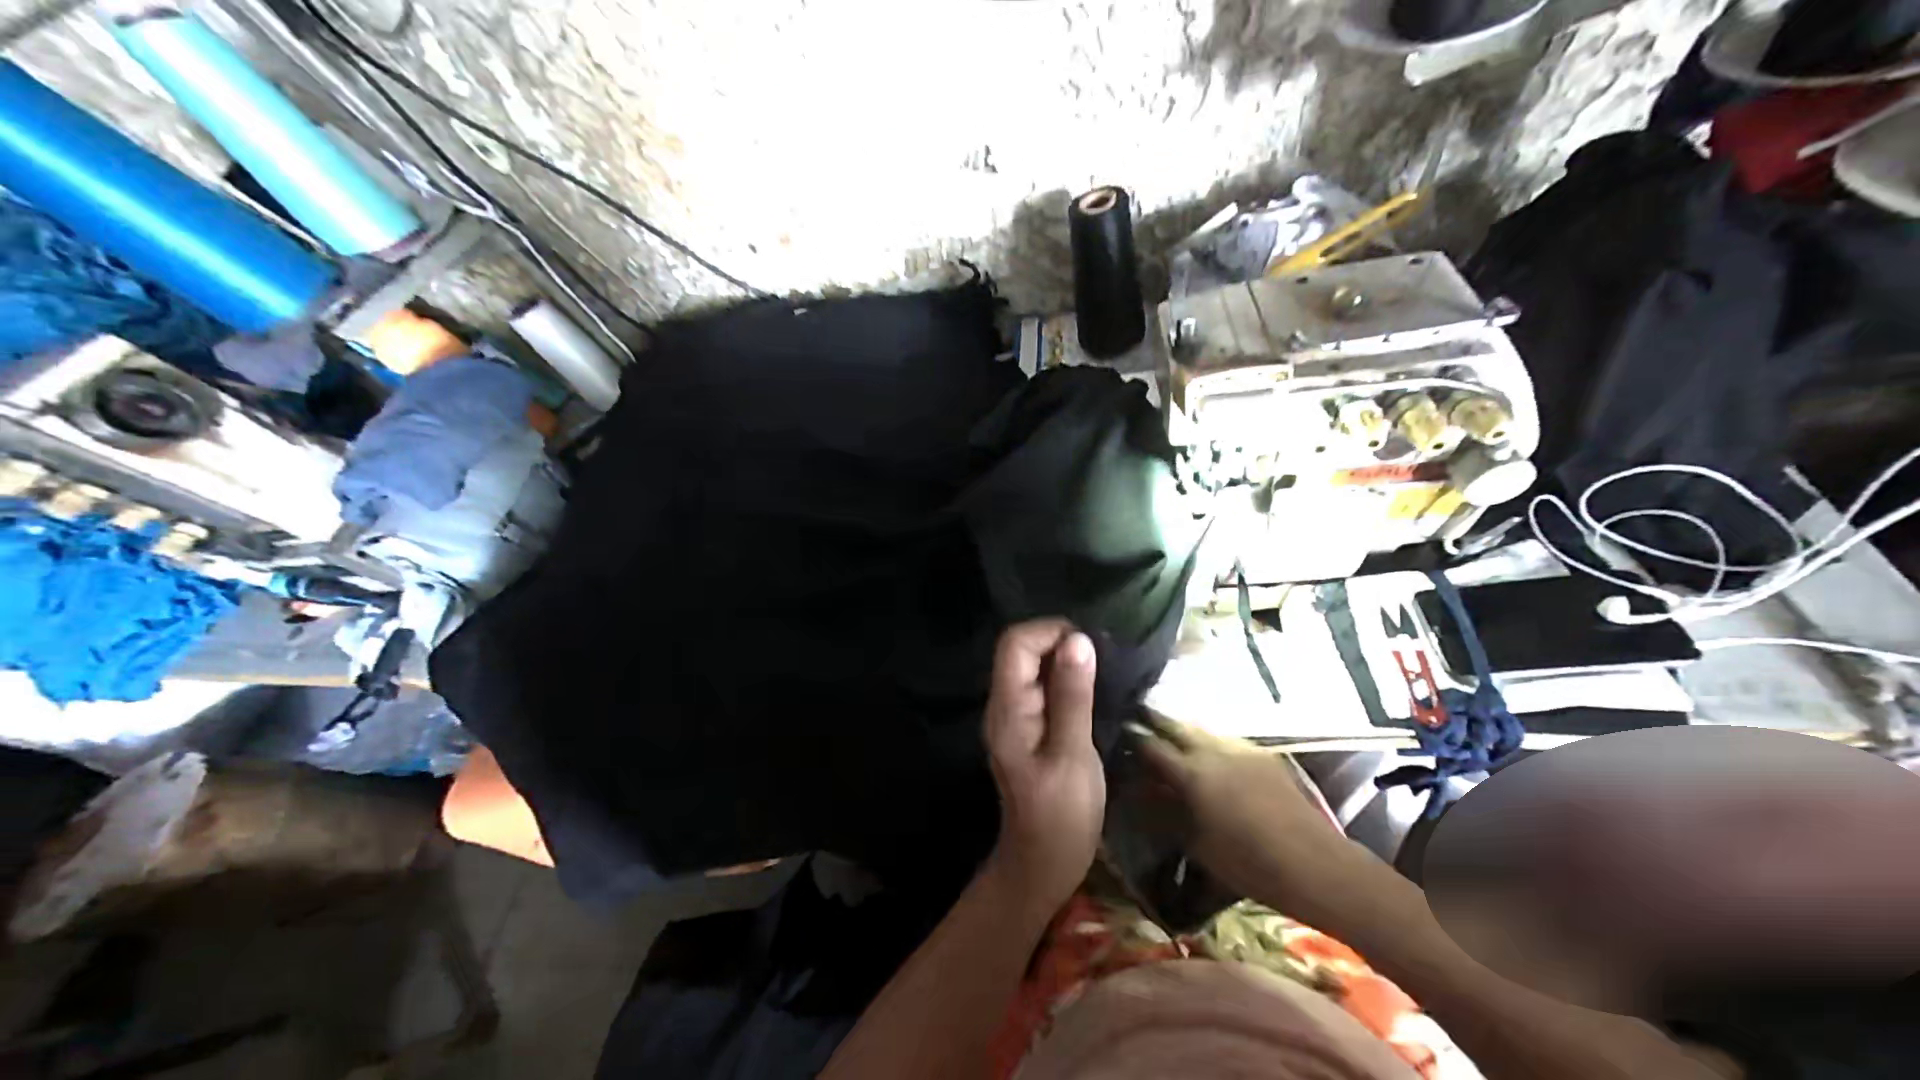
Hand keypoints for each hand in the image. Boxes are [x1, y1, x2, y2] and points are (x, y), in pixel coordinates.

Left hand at [982, 620, 1106, 914]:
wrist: (1042, 864)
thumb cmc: (1062, 816)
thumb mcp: (1073, 755)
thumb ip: (1072, 697)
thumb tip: (1078, 640)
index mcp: (1007, 710)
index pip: (1014, 644)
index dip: (1049, 631)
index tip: (1088, 645)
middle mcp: (1002, 706)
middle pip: (1020, 651)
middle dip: (1058, 643)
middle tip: (1101, 661)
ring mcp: (1013, 717)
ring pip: (1031, 667)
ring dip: (1063, 661)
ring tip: (1101, 674)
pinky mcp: (1027, 727)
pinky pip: (1041, 687)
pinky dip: (1064, 680)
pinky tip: (1089, 692)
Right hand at [1137, 719, 1368, 922]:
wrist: (1315, 864)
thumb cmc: (1248, 863)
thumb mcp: (1196, 843)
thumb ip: (1164, 812)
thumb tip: (1139, 792)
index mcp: (1191, 772)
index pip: (1150, 744)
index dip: (1131, 740)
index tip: (1119, 741)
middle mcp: (1214, 750)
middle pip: (1176, 726)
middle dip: (1157, 727)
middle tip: (1143, 733)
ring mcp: (1242, 749)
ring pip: (1203, 731)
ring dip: (1185, 734)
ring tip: (1176, 749)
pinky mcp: (1265, 756)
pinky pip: (1227, 742)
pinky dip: (1212, 746)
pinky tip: (1213, 764)